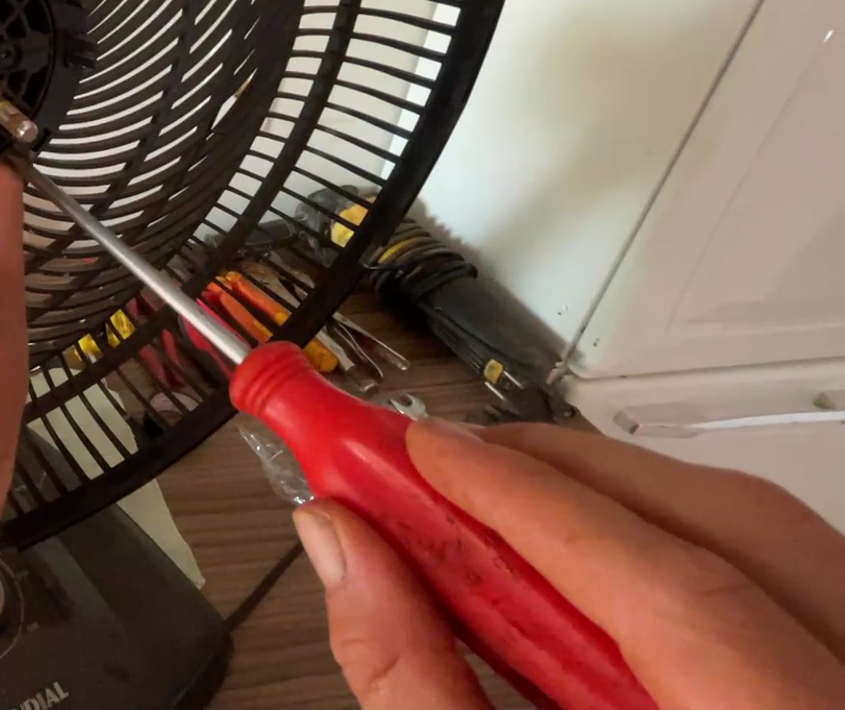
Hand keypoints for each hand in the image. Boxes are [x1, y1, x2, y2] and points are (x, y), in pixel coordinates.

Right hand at [295, 418, 844, 707]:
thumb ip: (404, 677)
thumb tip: (337, 542)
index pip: (673, 593)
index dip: (520, 497)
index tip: (412, 447)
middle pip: (741, 537)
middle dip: (558, 473)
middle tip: (433, 466)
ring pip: (772, 549)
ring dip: (604, 501)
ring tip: (486, 508)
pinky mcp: (841, 698)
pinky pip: (784, 588)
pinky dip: (655, 548)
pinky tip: (566, 575)